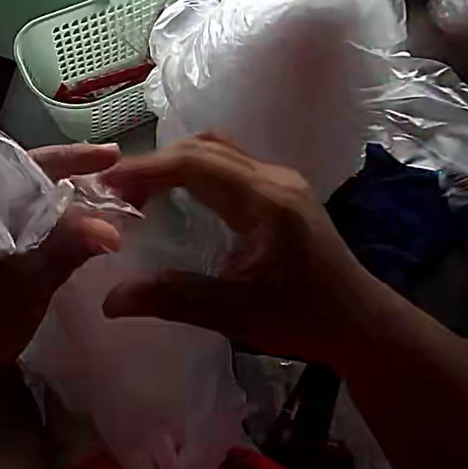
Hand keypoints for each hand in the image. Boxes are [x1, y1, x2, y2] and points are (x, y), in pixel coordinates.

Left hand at [0, 143, 122, 416]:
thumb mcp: (27, 287)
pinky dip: (46, 215)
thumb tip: (114, 229)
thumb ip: (67, 249)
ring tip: (100, 190)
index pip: (18, 168)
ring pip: (21, 196)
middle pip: (20, 177)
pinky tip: (73, 219)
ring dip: (59, 195)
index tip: (110, 155)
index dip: (68, 159)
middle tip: (111, 171)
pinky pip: (17, 215)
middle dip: (67, 172)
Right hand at [97, 134, 401, 366]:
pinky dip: (196, 171)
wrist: (360, 321)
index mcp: (265, 199)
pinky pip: (230, 164)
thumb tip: (111, 298)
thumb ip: (174, 298)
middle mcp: (274, 177)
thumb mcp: (236, 313)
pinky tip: (179, 196)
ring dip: (177, 162)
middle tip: (118, 190)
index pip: (195, 164)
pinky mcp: (283, 190)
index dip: (147, 168)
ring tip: (141, 190)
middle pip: (205, 147)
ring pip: (219, 150)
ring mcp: (281, 180)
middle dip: (157, 162)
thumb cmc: (303, 318)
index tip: (107, 183)